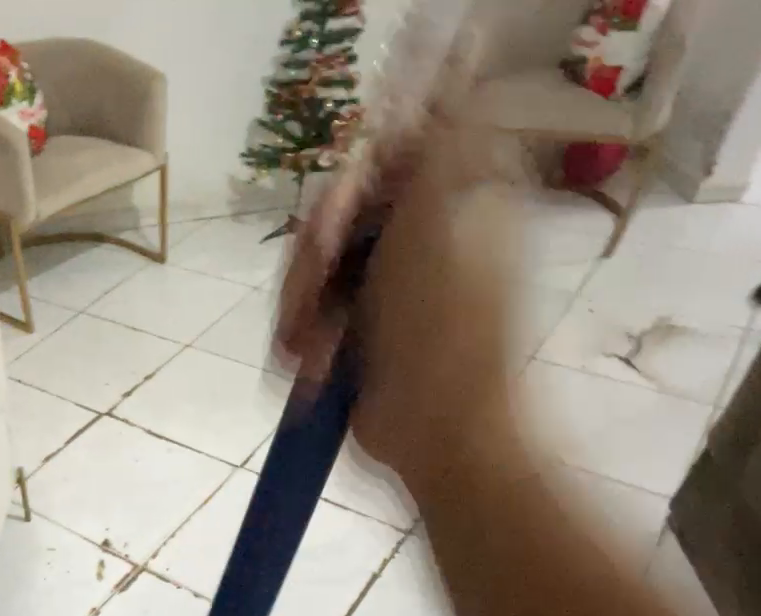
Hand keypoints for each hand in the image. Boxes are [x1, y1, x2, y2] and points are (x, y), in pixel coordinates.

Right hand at [275, 122, 524, 496]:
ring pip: (308, 272)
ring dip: (301, 308)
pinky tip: (314, 363)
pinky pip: (300, 318)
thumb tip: (460, 41)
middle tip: (320, 279)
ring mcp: (376, 296)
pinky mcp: (345, 338)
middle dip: (314, 253)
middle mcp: (412, 245)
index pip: (390, 159)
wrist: (435, 428)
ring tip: (316, 348)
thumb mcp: (448, 210)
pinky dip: (300, 341)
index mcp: (449, 206)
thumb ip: (445, 130)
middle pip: (333, 217)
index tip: (352, 198)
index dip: (359, 177)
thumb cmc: (448, 324)